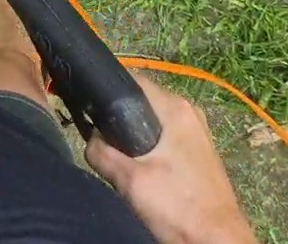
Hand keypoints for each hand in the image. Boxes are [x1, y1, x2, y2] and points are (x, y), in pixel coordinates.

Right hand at [84, 75, 258, 243]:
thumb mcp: (129, 180)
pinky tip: (143, 170)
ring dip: (134, 137)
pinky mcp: (199, 152)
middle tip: (103, 141)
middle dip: (119, 119)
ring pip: (151, 122)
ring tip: (122, 159)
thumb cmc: (178, 207)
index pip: (130, 81)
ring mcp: (197, 133)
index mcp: (175, 108)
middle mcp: (188, 112)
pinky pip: (164, 137)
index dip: (106, 92)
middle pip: (140, 102)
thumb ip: (100, 153)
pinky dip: (150, 148)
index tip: (88, 108)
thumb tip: (90, 140)